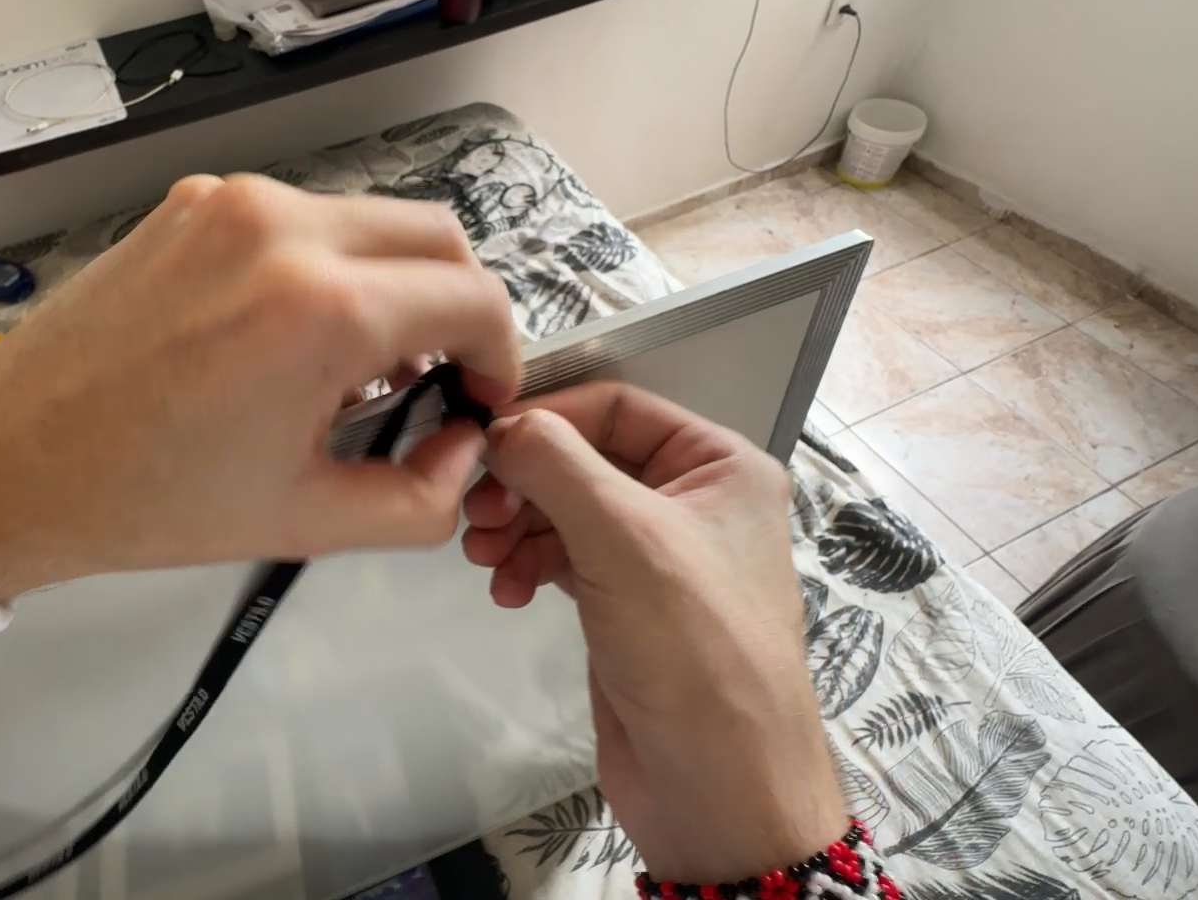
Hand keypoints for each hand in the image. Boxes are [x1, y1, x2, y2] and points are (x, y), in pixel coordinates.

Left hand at [0, 174, 520, 594]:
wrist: (4, 459)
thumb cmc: (149, 501)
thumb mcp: (308, 520)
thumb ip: (423, 497)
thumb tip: (464, 445)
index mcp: (321, 309)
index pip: (474, 298)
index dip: (500, 352)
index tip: (480, 395)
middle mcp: (285, 227)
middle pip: (438, 236)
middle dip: (462, 305)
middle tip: (440, 373)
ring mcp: (235, 199)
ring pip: (375, 220)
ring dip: (398, 283)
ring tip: (364, 359)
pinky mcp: (198, 200)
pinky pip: (308, 218)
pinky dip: (335, 265)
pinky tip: (297, 329)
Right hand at [462, 383, 845, 883]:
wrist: (717, 791)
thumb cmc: (695, 652)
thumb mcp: (622, 535)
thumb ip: (554, 463)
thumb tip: (499, 426)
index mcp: (717, 466)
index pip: (616, 406)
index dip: (548, 417)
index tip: (487, 439)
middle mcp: (688, 499)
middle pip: (581, 459)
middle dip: (524, 484)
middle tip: (480, 514)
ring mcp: (653, 552)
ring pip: (563, 508)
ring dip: (516, 526)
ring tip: (485, 557)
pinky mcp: (622, 597)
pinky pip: (560, 555)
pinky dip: (527, 564)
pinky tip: (507, 590)